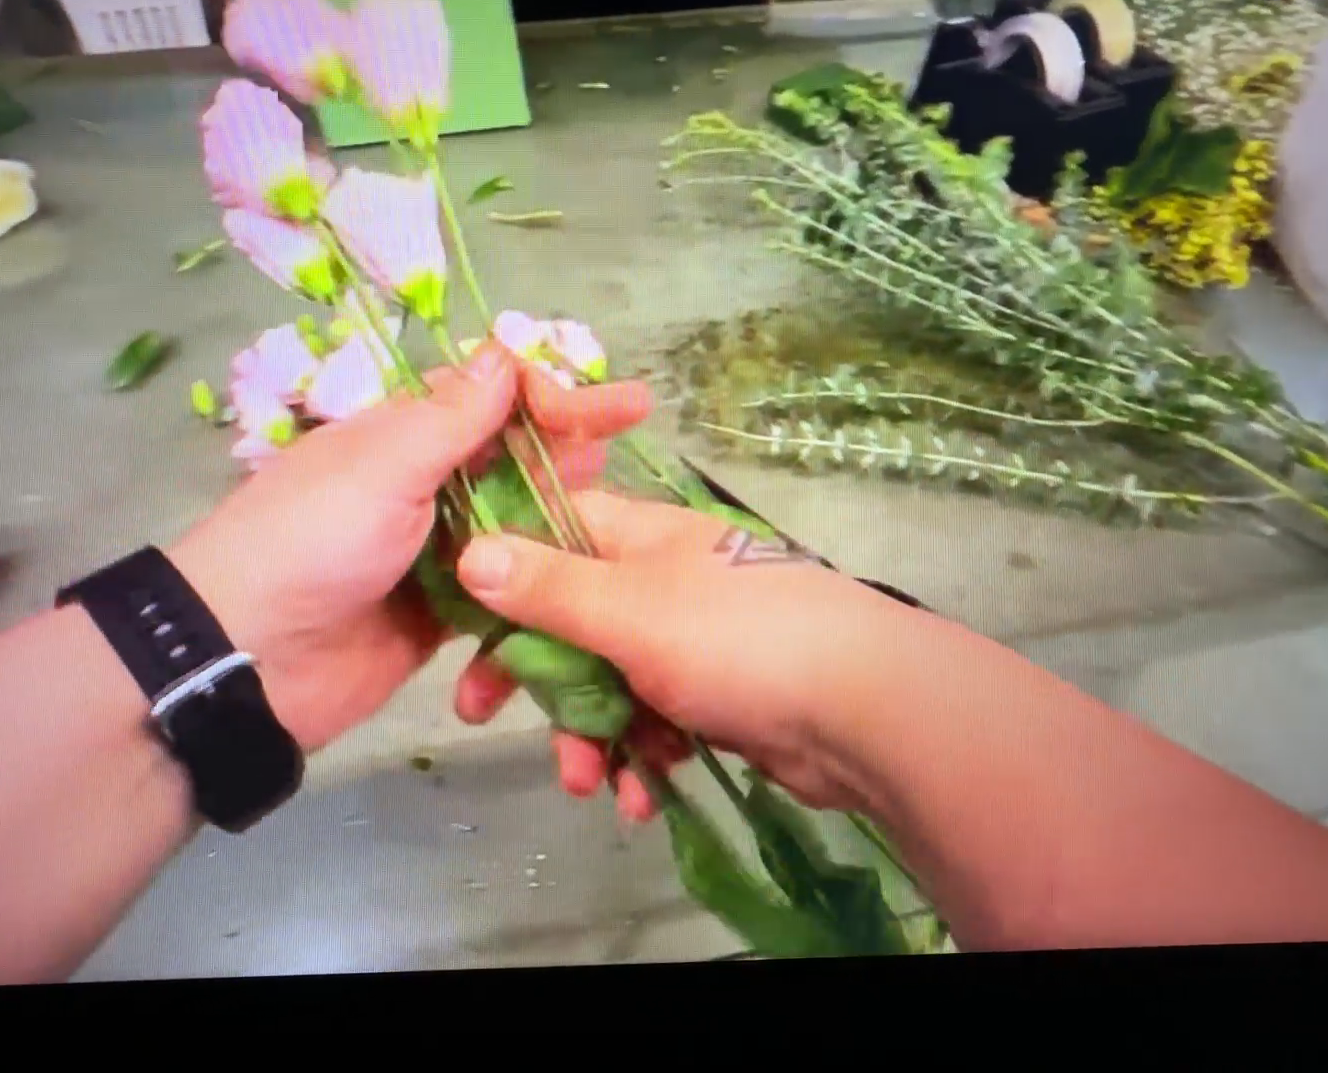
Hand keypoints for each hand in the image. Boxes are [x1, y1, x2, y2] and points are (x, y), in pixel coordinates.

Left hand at [169, 343, 651, 752]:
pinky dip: (540, 571)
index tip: (611, 400)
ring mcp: (435, 550)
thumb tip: (504, 354)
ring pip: (513, 518)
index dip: (551, 393)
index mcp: (402, 437)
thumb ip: (451, 419)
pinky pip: (504, 583)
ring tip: (619, 487)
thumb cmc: (315, 541)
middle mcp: (422, 486)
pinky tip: (583, 562)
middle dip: (569, 437)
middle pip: (509, 454)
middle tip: (631, 425)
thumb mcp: (383, 466)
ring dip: (562, 501)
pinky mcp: (445, 609)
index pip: (489, 399)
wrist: (253, 659)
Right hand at [452, 491, 916, 818]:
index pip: (547, 531)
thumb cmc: (736, 640)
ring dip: (588, 733)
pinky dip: (640, 756)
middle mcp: (657, 580)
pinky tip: (644, 795)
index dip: (499, 569)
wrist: (866, 711)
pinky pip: (651, 719)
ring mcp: (686, 639)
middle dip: (532, 675)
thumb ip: (547, 586)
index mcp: (636, 538)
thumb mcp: (627, 609)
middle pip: (567, 617)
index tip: (460, 616)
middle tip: (480, 715)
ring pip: (606, 679)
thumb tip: (470, 552)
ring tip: (589, 783)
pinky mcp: (711, 694)